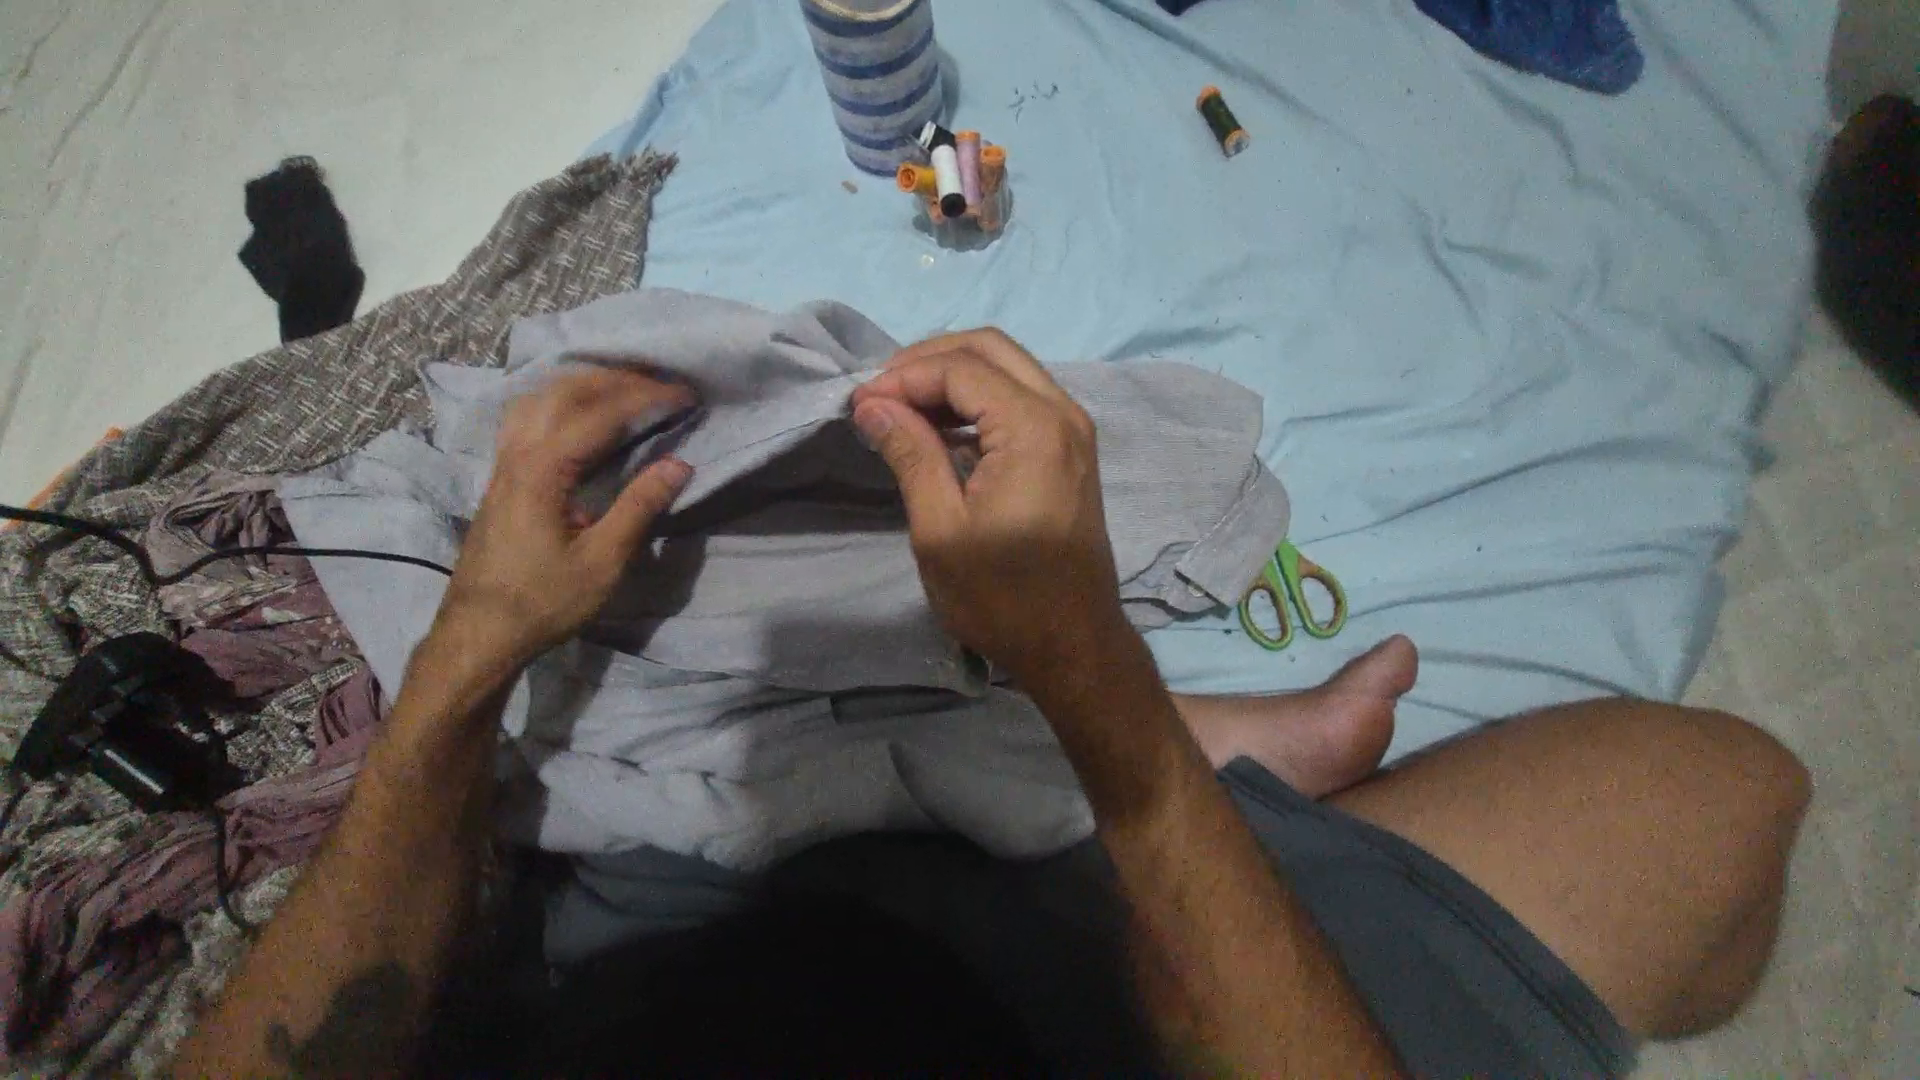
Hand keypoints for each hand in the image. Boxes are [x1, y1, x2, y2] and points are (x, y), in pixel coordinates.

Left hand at [433, 368, 695, 672]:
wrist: (481, 632)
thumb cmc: (545, 600)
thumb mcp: (604, 560)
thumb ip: (640, 506)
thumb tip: (680, 464)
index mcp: (542, 470)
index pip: (600, 413)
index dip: (645, 397)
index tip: (685, 394)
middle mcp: (517, 453)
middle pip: (564, 390)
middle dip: (616, 377)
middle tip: (661, 382)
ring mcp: (503, 461)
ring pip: (539, 396)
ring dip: (585, 382)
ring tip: (626, 387)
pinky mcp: (501, 475)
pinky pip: (529, 414)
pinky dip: (561, 399)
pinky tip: (581, 412)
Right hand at [850, 329, 1128, 683]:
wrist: (1074, 645)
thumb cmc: (1003, 598)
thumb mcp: (941, 530)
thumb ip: (910, 454)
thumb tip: (872, 404)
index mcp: (1034, 428)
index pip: (960, 368)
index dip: (903, 377)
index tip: (860, 406)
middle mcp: (1064, 412)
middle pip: (990, 348)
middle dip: (928, 360)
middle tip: (881, 395)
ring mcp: (1074, 430)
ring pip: (1008, 368)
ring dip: (953, 377)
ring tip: (902, 409)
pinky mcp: (1071, 451)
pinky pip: (1022, 398)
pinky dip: (978, 400)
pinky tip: (941, 428)